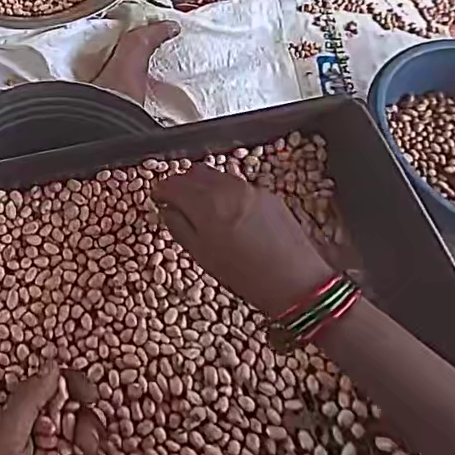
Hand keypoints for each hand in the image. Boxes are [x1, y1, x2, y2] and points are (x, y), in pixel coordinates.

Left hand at [0, 363, 102, 454]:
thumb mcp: (5, 439)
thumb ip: (29, 399)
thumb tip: (52, 365)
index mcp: (24, 424)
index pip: (57, 393)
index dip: (75, 388)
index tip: (89, 394)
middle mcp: (47, 447)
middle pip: (84, 421)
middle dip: (84, 433)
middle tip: (76, 444)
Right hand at [153, 165, 336, 315]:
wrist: (297, 282)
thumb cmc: (245, 276)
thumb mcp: (202, 256)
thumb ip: (179, 226)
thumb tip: (167, 209)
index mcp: (206, 206)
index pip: (172, 184)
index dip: (160, 189)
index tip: (157, 197)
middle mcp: (227, 189)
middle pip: (193, 173)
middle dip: (180, 183)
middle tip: (174, 199)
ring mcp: (250, 189)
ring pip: (215, 175)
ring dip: (201, 184)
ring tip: (200, 205)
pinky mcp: (267, 194)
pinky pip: (236, 184)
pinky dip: (223, 191)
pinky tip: (227, 212)